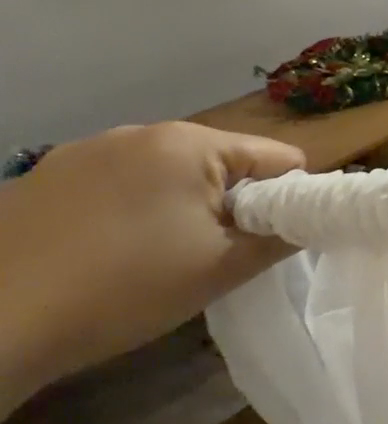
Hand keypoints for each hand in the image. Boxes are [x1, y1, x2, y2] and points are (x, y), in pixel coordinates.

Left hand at [0, 122, 304, 413]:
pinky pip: (115, 185)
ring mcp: (78, 153)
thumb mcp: (227, 267)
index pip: (279, 158)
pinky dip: (125, 211)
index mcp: (189, 142)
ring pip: (167, 174)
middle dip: (228, 201)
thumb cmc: (124, 290)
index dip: (286, 200)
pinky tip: (103, 252)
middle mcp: (136, 133)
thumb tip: (315, 218)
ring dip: (177, 205)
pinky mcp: (37, 180)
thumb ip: (287, 234)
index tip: (261, 240)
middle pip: (222, 162)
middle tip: (208, 252)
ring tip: (153, 255)